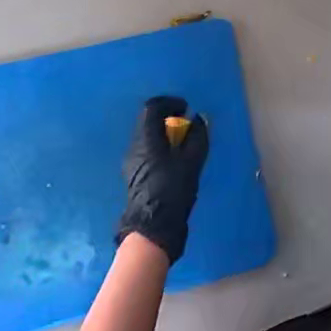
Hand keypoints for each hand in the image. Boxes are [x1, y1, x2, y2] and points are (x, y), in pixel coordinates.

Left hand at [116, 97, 209, 262]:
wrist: (152, 226)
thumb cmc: (172, 189)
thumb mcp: (191, 161)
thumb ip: (198, 137)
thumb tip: (200, 119)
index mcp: (146, 138)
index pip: (152, 107)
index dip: (170, 103)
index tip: (186, 109)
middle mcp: (134, 146)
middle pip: (148, 121)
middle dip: (168, 119)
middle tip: (187, 127)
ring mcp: (131, 161)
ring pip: (147, 137)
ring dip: (165, 135)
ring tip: (184, 146)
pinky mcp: (133, 175)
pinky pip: (146, 151)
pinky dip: (160, 148)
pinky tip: (174, 163)